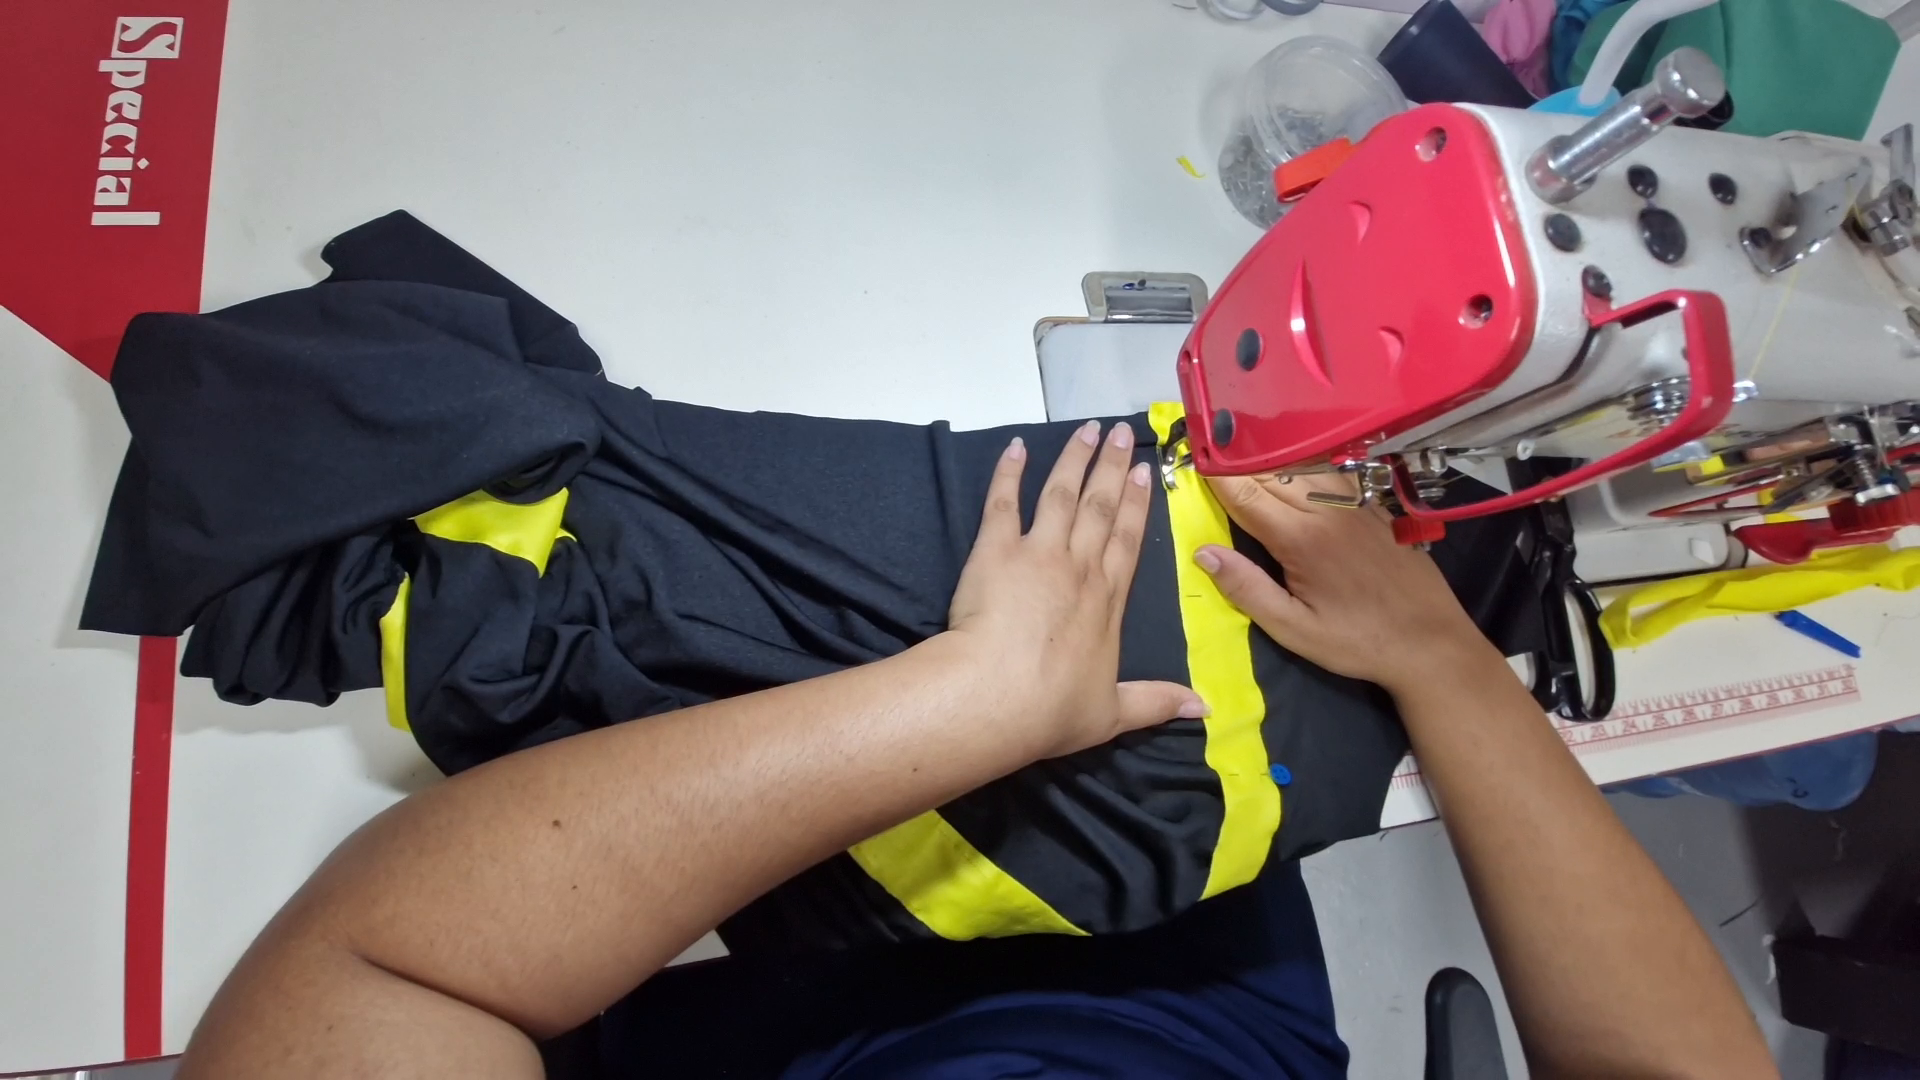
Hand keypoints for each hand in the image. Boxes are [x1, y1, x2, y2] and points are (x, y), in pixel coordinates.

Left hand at [947, 420, 1206, 758]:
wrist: (997, 696)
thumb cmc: (1053, 709)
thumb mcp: (1113, 714)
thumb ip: (1157, 703)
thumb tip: (1207, 709)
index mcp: (1108, 599)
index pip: (1128, 541)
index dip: (1138, 505)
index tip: (1145, 474)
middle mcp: (1079, 565)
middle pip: (1101, 507)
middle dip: (1113, 468)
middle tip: (1122, 433)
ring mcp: (1038, 552)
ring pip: (1061, 494)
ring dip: (1075, 459)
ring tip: (1087, 429)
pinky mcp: (995, 549)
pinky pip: (1003, 501)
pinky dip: (1009, 471)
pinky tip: (1016, 447)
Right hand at [1196, 472, 1503, 696]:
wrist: (1432, 644)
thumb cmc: (1356, 641)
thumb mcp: (1292, 628)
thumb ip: (1246, 588)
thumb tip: (1203, 552)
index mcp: (1302, 539)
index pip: (1246, 495)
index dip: (1216, 476)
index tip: (1192, 456)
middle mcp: (1327, 511)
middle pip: (1270, 472)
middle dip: (1235, 460)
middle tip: (1207, 447)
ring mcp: (1355, 505)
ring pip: (1301, 465)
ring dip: (1267, 457)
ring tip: (1241, 448)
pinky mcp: (1374, 507)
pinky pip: (1331, 473)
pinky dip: (1303, 462)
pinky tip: (1291, 460)